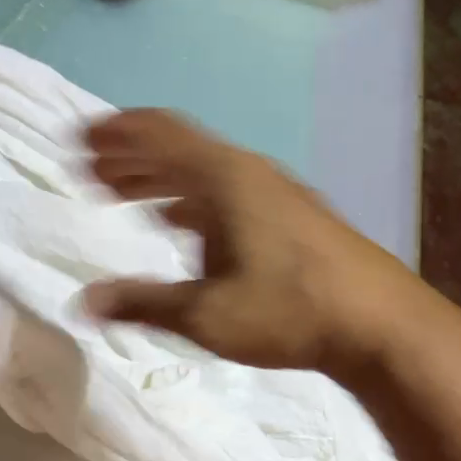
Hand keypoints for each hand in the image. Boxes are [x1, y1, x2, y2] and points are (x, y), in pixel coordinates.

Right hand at [81, 110, 437, 376]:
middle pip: (179, 150)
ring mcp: (274, 194)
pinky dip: (188, 200)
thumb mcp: (204, 315)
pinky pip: (224, 193)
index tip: (80, 140)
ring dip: (158, 179)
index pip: (161, 136)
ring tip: (121, 194)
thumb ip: (141, 303)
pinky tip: (178, 224)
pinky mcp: (289, 218)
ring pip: (203, 173)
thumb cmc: (288, 312)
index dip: (117, 135)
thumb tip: (83, 303)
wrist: (380, 325)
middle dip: (130, 157)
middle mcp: (249, 175)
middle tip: (91, 170)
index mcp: (225, 181)